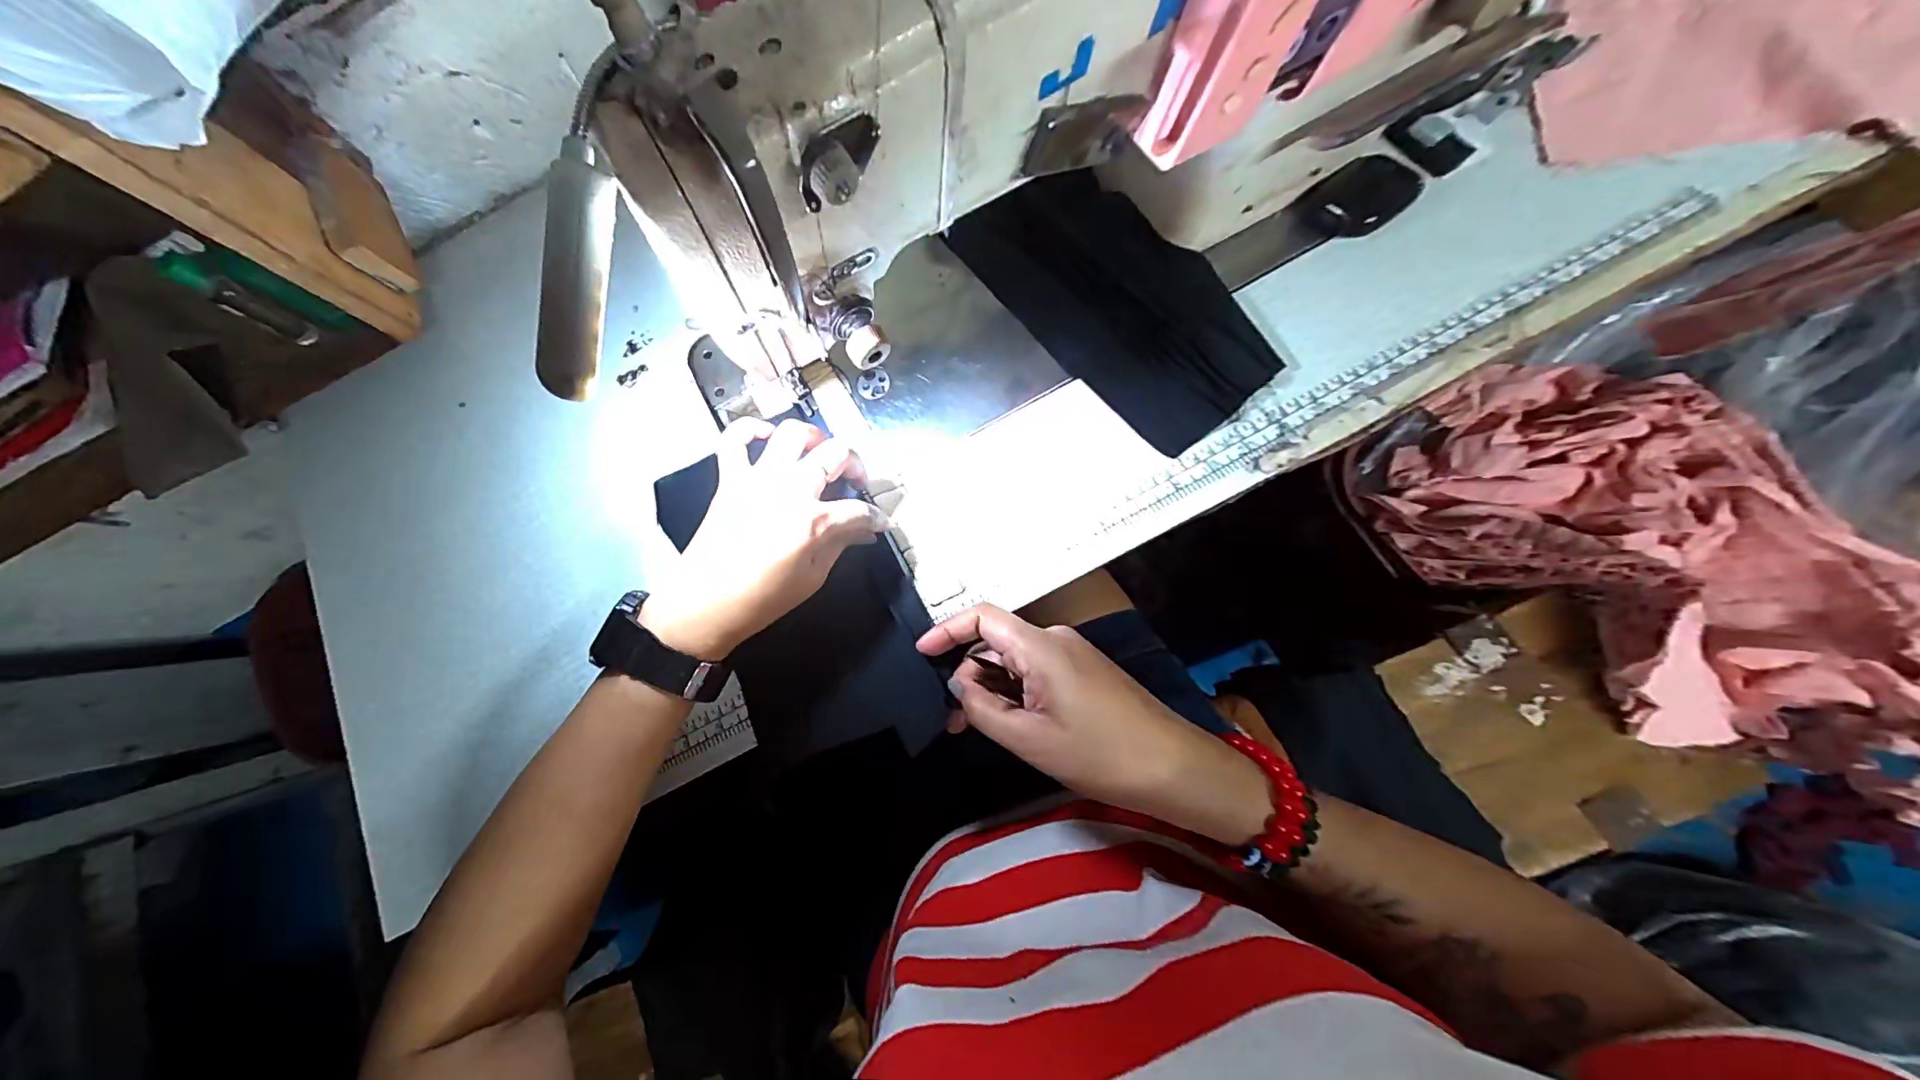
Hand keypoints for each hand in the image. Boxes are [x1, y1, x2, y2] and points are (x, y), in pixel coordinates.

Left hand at [640, 418, 888, 659]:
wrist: (706, 605)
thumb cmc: (759, 599)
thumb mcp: (813, 578)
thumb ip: (840, 544)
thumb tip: (861, 531)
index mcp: (812, 521)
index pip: (859, 510)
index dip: (876, 516)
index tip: (880, 522)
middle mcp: (787, 491)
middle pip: (834, 454)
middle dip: (856, 464)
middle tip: (857, 480)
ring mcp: (757, 480)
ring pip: (792, 433)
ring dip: (815, 436)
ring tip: (822, 450)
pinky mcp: (731, 480)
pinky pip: (735, 440)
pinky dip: (751, 429)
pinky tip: (768, 435)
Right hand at [915, 604, 1271, 844]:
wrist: (1172, 766)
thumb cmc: (1099, 753)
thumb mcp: (1028, 738)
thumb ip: (983, 708)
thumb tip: (961, 687)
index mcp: (1040, 646)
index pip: (983, 616)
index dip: (946, 630)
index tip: (922, 654)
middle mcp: (1056, 639)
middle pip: (996, 642)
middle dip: (969, 676)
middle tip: (956, 721)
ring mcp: (1073, 654)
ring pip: (1016, 661)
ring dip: (994, 689)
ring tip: (983, 729)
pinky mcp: (1084, 671)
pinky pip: (1038, 672)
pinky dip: (1017, 692)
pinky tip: (1014, 724)